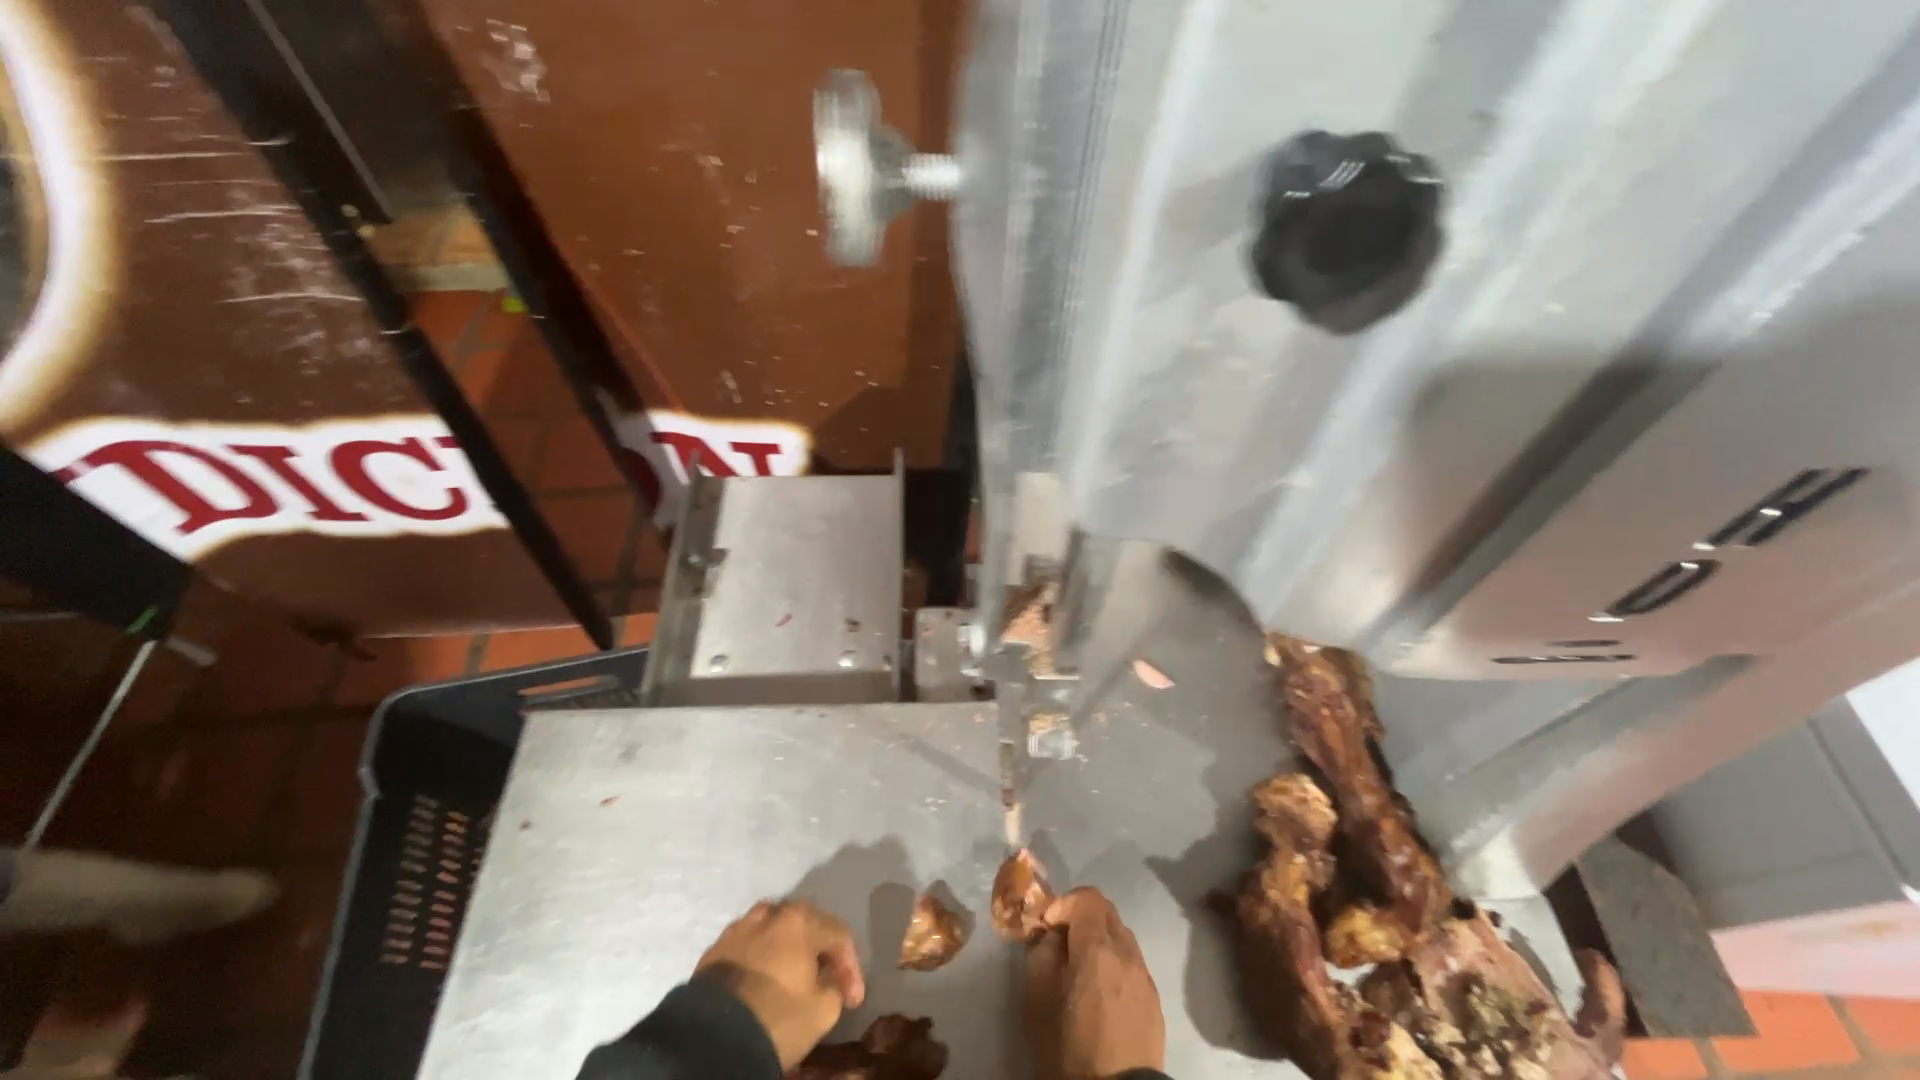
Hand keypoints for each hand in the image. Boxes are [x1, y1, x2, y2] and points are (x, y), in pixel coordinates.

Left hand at [695, 899, 866, 1068]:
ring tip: (792, 976)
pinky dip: (761, 959)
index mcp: (800, 920)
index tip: (852, 998)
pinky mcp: (714, 949)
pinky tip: (763, 981)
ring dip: (788, 950)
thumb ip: (835, 985)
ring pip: (773, 931)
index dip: (851, 966)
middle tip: (827, 980)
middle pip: (805, 925)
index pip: (838, 934)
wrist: (713, 1036)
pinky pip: (748, 946)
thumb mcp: (824, 1009)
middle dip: (820, 952)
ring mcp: (738, 928)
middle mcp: (769, 913)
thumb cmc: (777, 1016)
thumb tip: (829, 979)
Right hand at [1024, 887, 1165, 1079]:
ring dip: (1099, 940)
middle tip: (1060, 942)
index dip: (1064, 902)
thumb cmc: (1069, 1048)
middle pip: (1108, 912)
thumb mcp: (1036, 1001)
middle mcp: (1128, 955)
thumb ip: (1041, 955)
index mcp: (1097, 951)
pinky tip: (1101, 993)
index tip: (1048, 926)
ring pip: (1123, 937)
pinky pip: (1133, 964)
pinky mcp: (1154, 999)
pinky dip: (1114, 963)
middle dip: (1081, 917)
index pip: (1088, 898)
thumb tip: (1050, 935)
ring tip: (1080, 970)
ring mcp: (1146, 977)